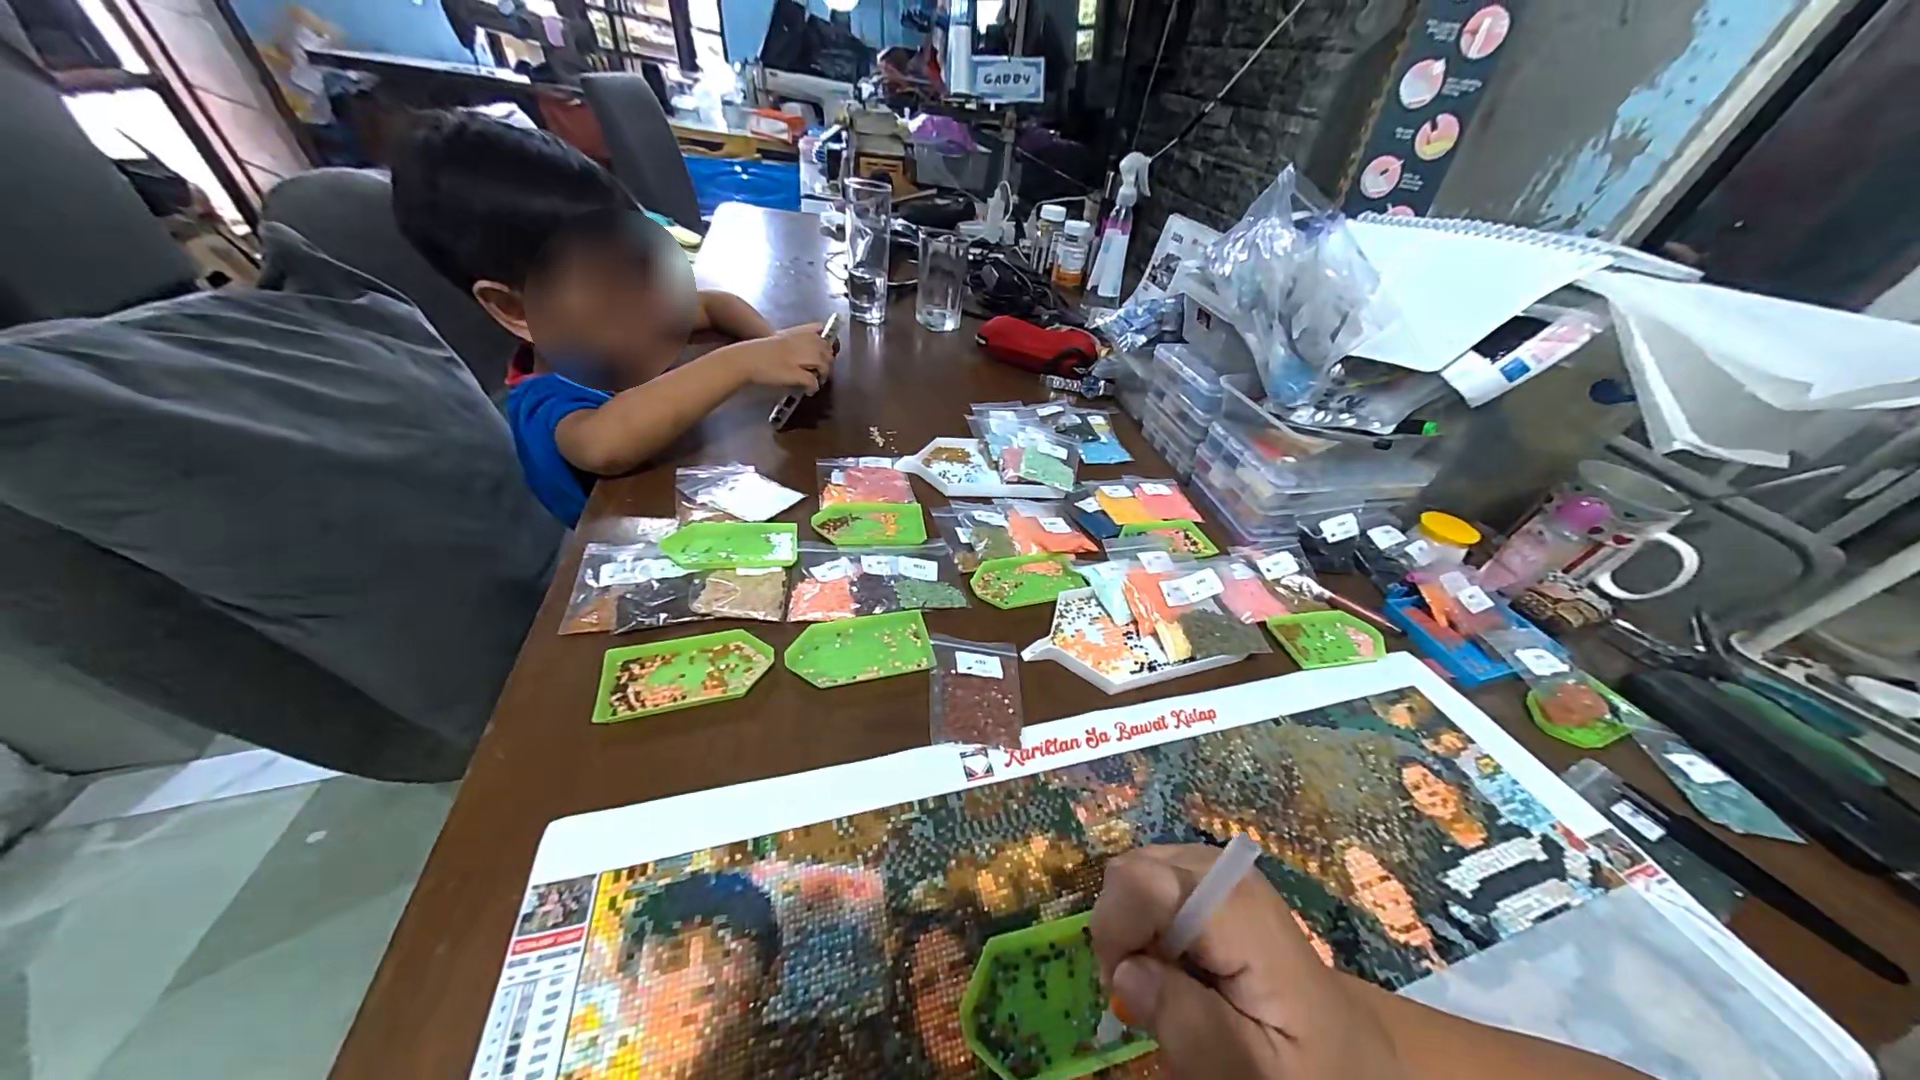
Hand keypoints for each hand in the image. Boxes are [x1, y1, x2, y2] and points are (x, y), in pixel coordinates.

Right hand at [728, 323, 834, 391]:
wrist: (745, 360)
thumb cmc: (758, 351)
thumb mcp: (779, 337)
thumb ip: (795, 337)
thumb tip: (813, 334)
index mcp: (795, 334)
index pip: (819, 333)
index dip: (825, 345)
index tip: (823, 355)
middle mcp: (799, 343)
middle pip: (825, 350)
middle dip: (827, 362)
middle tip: (822, 372)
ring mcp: (798, 358)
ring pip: (823, 364)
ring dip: (823, 375)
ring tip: (817, 381)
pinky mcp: (795, 373)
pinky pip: (812, 380)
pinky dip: (814, 387)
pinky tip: (809, 391)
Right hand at [1091, 845, 1404, 1079]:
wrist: (1357, 1055)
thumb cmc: (1308, 1070)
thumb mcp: (1250, 1071)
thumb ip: (1186, 1023)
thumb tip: (1124, 973)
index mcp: (1235, 908)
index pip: (1137, 881)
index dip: (1115, 932)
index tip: (1126, 990)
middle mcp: (1223, 869)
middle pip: (1129, 871)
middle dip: (1121, 930)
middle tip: (1147, 992)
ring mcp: (1218, 867)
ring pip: (1134, 873)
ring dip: (1132, 929)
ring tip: (1165, 979)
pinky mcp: (1214, 876)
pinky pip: (1151, 881)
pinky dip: (1147, 922)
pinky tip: (1177, 960)